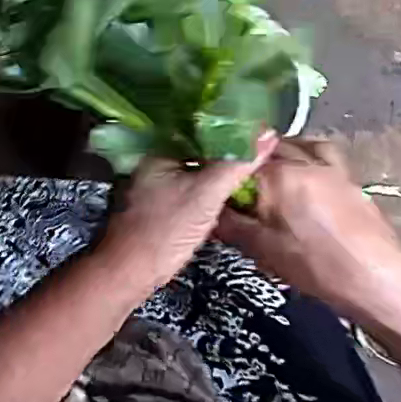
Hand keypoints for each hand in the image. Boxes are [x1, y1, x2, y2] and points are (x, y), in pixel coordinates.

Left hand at [99, 133, 277, 288]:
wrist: (132, 269)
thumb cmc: (166, 228)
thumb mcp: (206, 194)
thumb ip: (234, 164)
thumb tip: (268, 133)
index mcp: (157, 154)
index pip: (197, 132)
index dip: (228, 133)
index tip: (259, 136)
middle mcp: (152, 166)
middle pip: (196, 153)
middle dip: (225, 155)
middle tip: (263, 155)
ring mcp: (153, 188)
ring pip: (194, 174)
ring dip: (218, 175)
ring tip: (253, 173)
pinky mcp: (158, 208)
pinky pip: (189, 192)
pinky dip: (208, 193)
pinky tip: (229, 198)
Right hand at [214, 138, 400, 331]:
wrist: (383, 285)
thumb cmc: (315, 266)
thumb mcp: (259, 247)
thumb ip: (227, 222)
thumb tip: (204, 208)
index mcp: (276, 174)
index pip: (235, 156)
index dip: (217, 163)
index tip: (205, 174)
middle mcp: (303, 161)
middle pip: (265, 145)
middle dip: (245, 154)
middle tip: (230, 174)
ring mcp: (332, 168)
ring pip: (296, 143)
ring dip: (278, 149)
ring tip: (265, 168)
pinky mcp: (351, 181)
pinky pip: (322, 153)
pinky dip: (306, 154)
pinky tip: (300, 173)